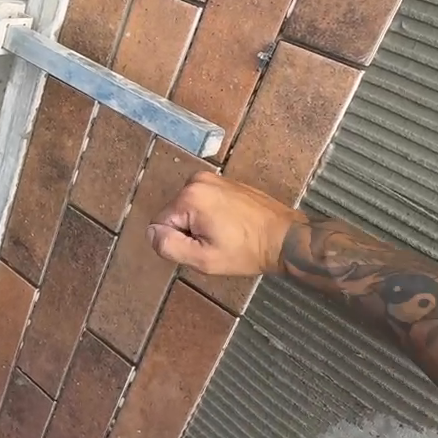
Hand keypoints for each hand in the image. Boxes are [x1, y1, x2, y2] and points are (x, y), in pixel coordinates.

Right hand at [147, 172, 304, 275]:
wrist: (286, 238)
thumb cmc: (246, 251)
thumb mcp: (203, 260)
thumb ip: (169, 246)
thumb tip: (151, 233)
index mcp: (189, 196)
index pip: (159, 225)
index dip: (179, 241)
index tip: (204, 245)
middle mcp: (197, 180)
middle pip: (173, 215)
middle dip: (189, 231)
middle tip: (215, 242)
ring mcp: (213, 178)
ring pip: (186, 210)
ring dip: (200, 224)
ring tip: (225, 233)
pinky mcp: (224, 181)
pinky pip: (202, 202)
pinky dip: (212, 215)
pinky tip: (231, 224)